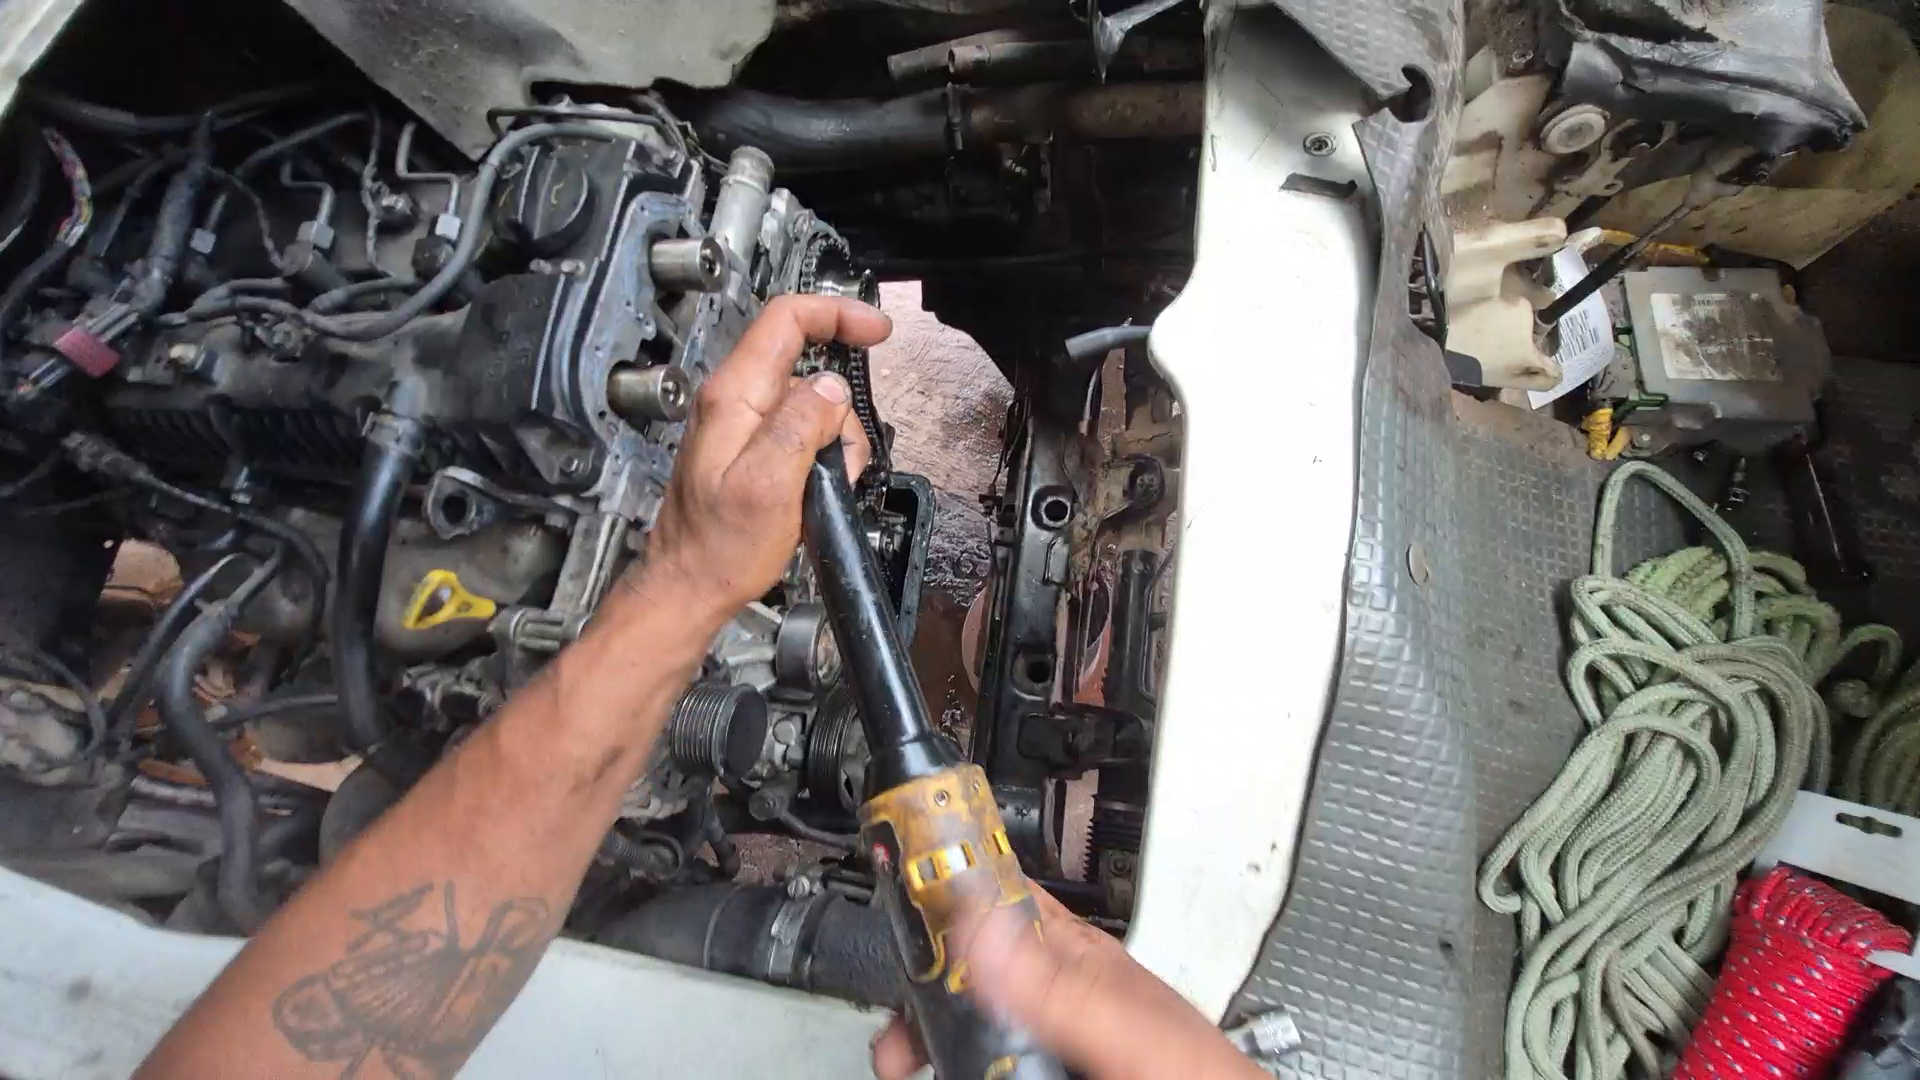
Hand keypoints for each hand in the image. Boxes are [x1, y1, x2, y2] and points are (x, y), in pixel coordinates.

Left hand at [635, 294, 889, 625]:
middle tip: (844, 462)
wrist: (691, 586)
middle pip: (809, 371)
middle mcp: (735, 403)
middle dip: (841, 413)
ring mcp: (744, 426)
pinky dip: (823, 458)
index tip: (877, 330)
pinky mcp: (753, 450)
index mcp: (734, 398)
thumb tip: (830, 389)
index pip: (786, 321)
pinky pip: (803, 435)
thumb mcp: (768, 485)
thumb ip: (800, 426)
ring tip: (826, 486)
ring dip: (836, 443)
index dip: (837, 315)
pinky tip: (816, 491)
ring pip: (813, 407)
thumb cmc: (720, 548)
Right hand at [871, 889, 1266, 1079]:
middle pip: (966, 976)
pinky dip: (951, 1063)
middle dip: (920, 996)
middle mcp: (1052, 996)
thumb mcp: (1125, 1024)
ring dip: (927, 1042)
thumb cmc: (1203, 1078)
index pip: (994, 900)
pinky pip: (985, 1061)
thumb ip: (1056, 978)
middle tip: (893, 1039)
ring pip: (970, 1028)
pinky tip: (935, 1072)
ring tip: (903, 1065)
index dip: (943, 894)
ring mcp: (1047, 1044)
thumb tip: (979, 924)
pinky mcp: (1041, 1070)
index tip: (895, 909)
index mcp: (1071, 957)